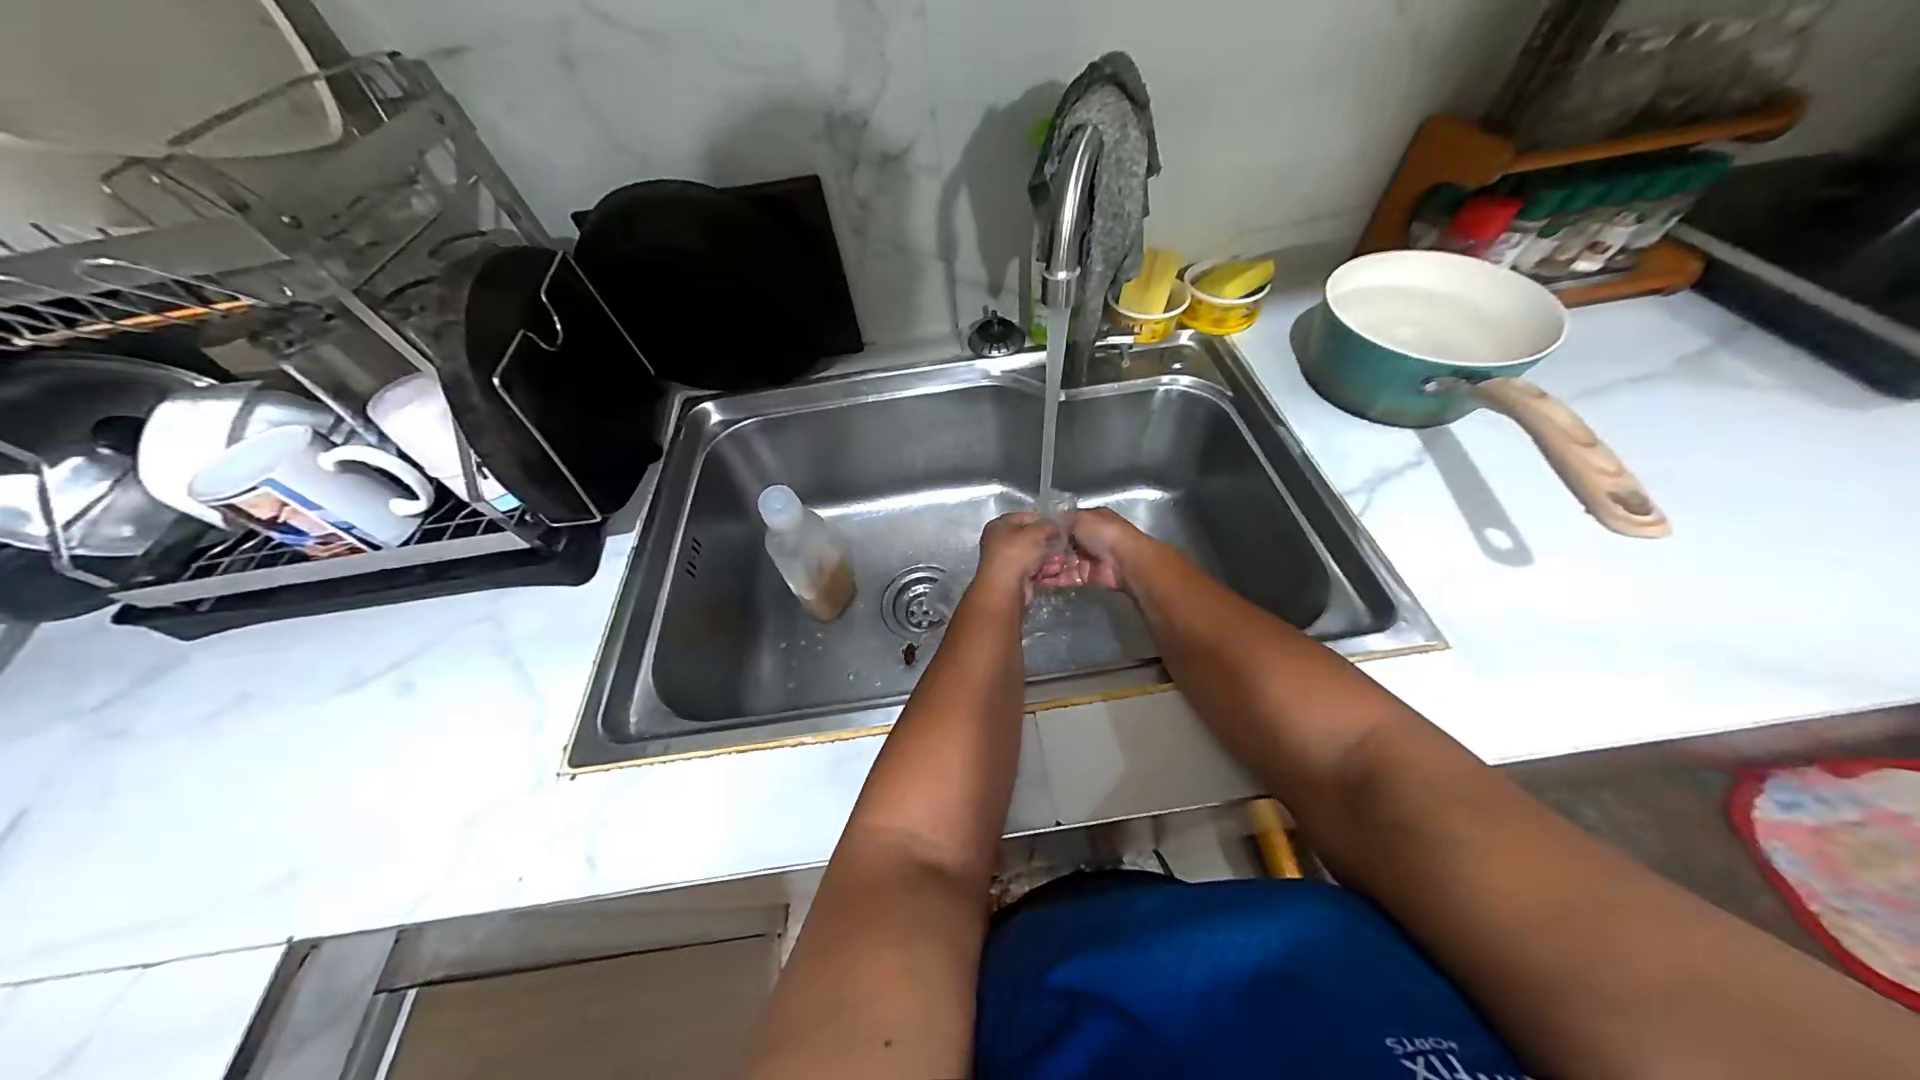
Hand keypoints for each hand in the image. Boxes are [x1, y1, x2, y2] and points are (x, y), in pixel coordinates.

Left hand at [976, 512, 1066, 606]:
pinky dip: (1044, 569)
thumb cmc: (1017, 553)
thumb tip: (1057, 527)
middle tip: (1063, 544)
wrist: (1006, 588)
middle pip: (1029, 538)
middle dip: (1048, 541)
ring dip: (1049, 557)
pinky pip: (1032, 569)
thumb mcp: (1036, 532)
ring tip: (1062, 559)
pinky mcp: (1014, 578)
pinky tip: (1056, 570)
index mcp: (998, 526)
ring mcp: (1006, 561)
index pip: (1023, 517)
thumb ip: (1049, 525)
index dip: (1042, 520)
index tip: (1058, 526)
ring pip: (1032, 555)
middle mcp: (999, 542)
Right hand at [1033, 507, 1144, 591]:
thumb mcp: (1080, 518)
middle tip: (1027, 552)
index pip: (1064, 524)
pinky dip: (1051, 578)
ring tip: (1029, 566)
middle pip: (1060, 544)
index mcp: (1088, 521)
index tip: (1030, 533)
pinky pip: (1064, 577)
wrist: (1124, 560)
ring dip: (1046, 564)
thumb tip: (1047, 529)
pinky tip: (1036, 578)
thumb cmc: (1103, 532)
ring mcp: (1085, 559)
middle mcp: (1086, 539)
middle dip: (1045, 549)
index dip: (1048, 529)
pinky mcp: (1083, 577)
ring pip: (1060, 562)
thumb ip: (1061, 522)